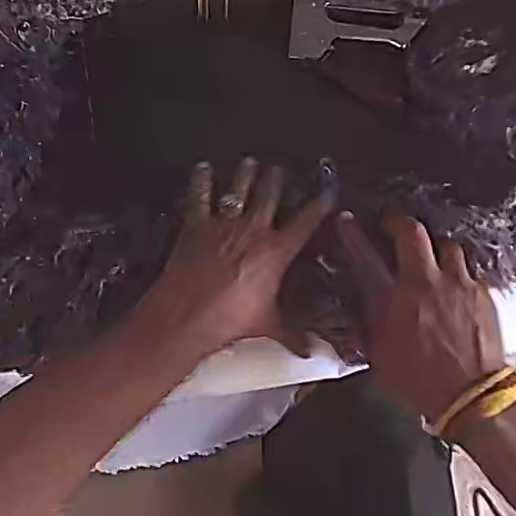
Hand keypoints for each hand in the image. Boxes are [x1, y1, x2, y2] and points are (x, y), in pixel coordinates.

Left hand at [134, 158, 334, 356]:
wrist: (188, 313)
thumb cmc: (232, 319)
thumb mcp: (268, 326)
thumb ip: (292, 335)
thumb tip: (311, 353)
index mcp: (276, 251)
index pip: (306, 222)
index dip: (319, 205)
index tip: (327, 192)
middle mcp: (253, 230)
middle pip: (269, 196)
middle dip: (275, 180)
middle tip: (278, 167)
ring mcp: (223, 224)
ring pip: (238, 190)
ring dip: (245, 175)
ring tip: (250, 161)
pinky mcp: (196, 226)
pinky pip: (200, 197)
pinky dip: (202, 181)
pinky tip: (202, 167)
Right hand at [337, 209, 507, 421]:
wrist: (471, 396)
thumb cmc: (417, 383)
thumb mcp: (378, 360)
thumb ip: (367, 332)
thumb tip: (357, 320)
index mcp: (390, 302)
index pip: (364, 258)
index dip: (353, 235)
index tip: (346, 220)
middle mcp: (422, 284)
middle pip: (411, 233)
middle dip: (399, 222)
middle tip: (393, 223)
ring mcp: (456, 285)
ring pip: (446, 245)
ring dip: (435, 248)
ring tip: (430, 257)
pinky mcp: (482, 294)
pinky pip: (468, 272)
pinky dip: (458, 276)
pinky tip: (455, 289)